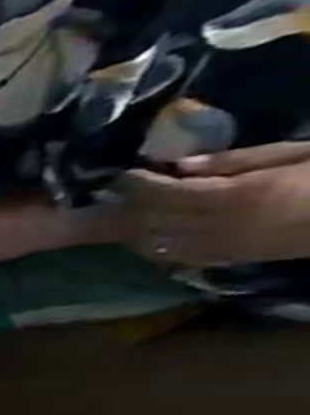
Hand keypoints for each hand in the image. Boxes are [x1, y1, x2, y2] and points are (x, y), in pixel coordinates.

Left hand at [119, 142, 309, 267]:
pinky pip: (171, 256)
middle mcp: (216, 226)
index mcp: (235, 196)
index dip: (137, 185)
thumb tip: (181, 164)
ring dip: (134, 228)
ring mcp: (218, 247)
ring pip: (152, 243)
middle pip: (149, 221)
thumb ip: (237, 160)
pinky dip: (152, 245)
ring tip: (132, 210)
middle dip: (129, 206)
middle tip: (122, 191)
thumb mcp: (300, 154)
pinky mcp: (225, 260)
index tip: (126, 175)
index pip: (163, 194)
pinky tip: (151, 232)